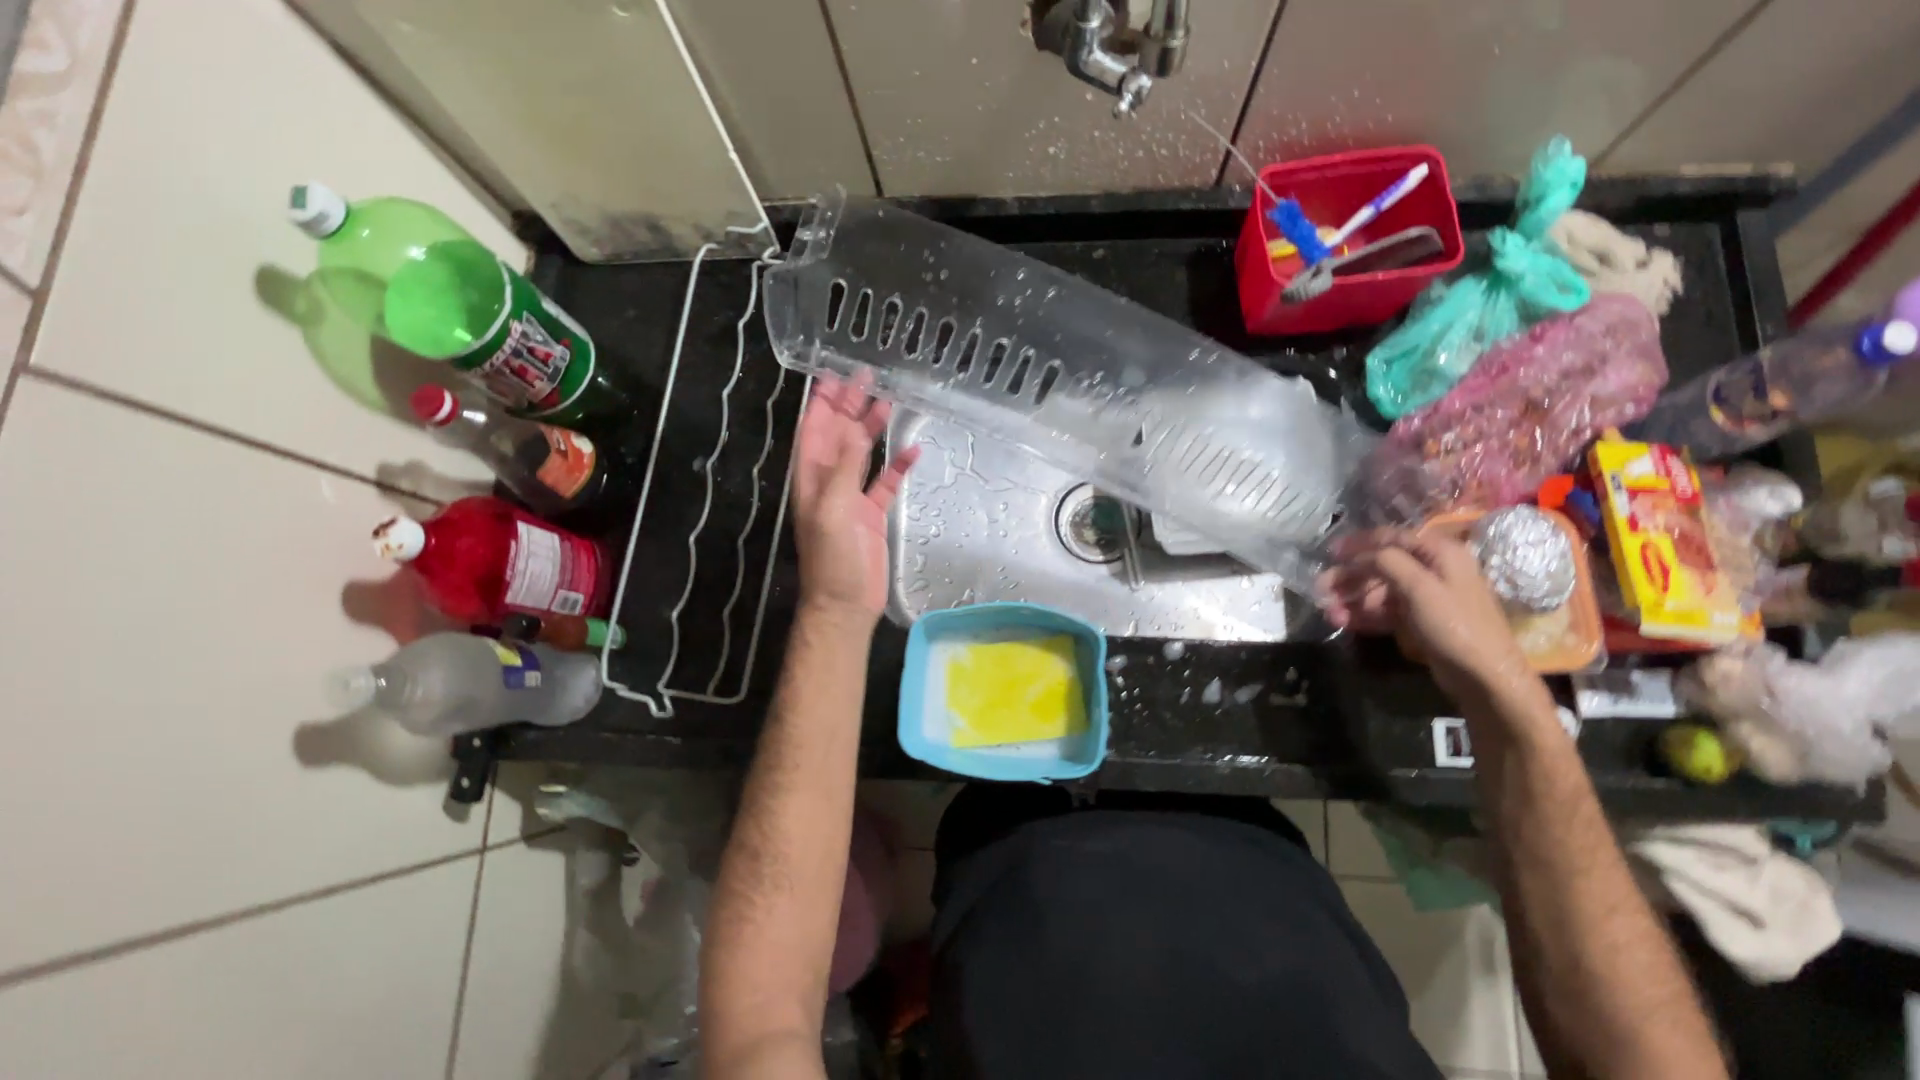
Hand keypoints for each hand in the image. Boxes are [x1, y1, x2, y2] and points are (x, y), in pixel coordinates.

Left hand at [791, 375, 919, 625]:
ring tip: (889, 401)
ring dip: (871, 429)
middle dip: (849, 406)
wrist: (844, 604)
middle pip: (837, 435)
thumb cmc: (831, 558)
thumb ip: (844, 467)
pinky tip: (913, 450)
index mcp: (810, 479)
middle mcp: (828, 483)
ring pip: (861, 454)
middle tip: (867, 377)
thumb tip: (854, 427)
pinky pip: (885, 483)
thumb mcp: (833, 508)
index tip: (835, 375)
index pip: (814, 430)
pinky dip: (897, 466)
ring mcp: (851, 498)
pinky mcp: (872, 515)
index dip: (822, 403)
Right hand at [1318, 529, 1534, 704]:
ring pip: (1381, 591)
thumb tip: (1361, 554)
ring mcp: (1427, 597)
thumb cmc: (1455, 626)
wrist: (1484, 677)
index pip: (1393, 538)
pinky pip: (1387, 611)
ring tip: (1330, 613)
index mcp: (1440, 553)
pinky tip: (1344, 622)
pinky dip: (1365, 615)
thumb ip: (1388, 562)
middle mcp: (1434, 570)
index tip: (1330, 552)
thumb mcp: (1421, 588)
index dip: (1359, 543)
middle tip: (1321, 589)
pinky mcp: (1421, 621)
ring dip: (1353, 600)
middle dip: (1350, 577)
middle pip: (1382, 566)